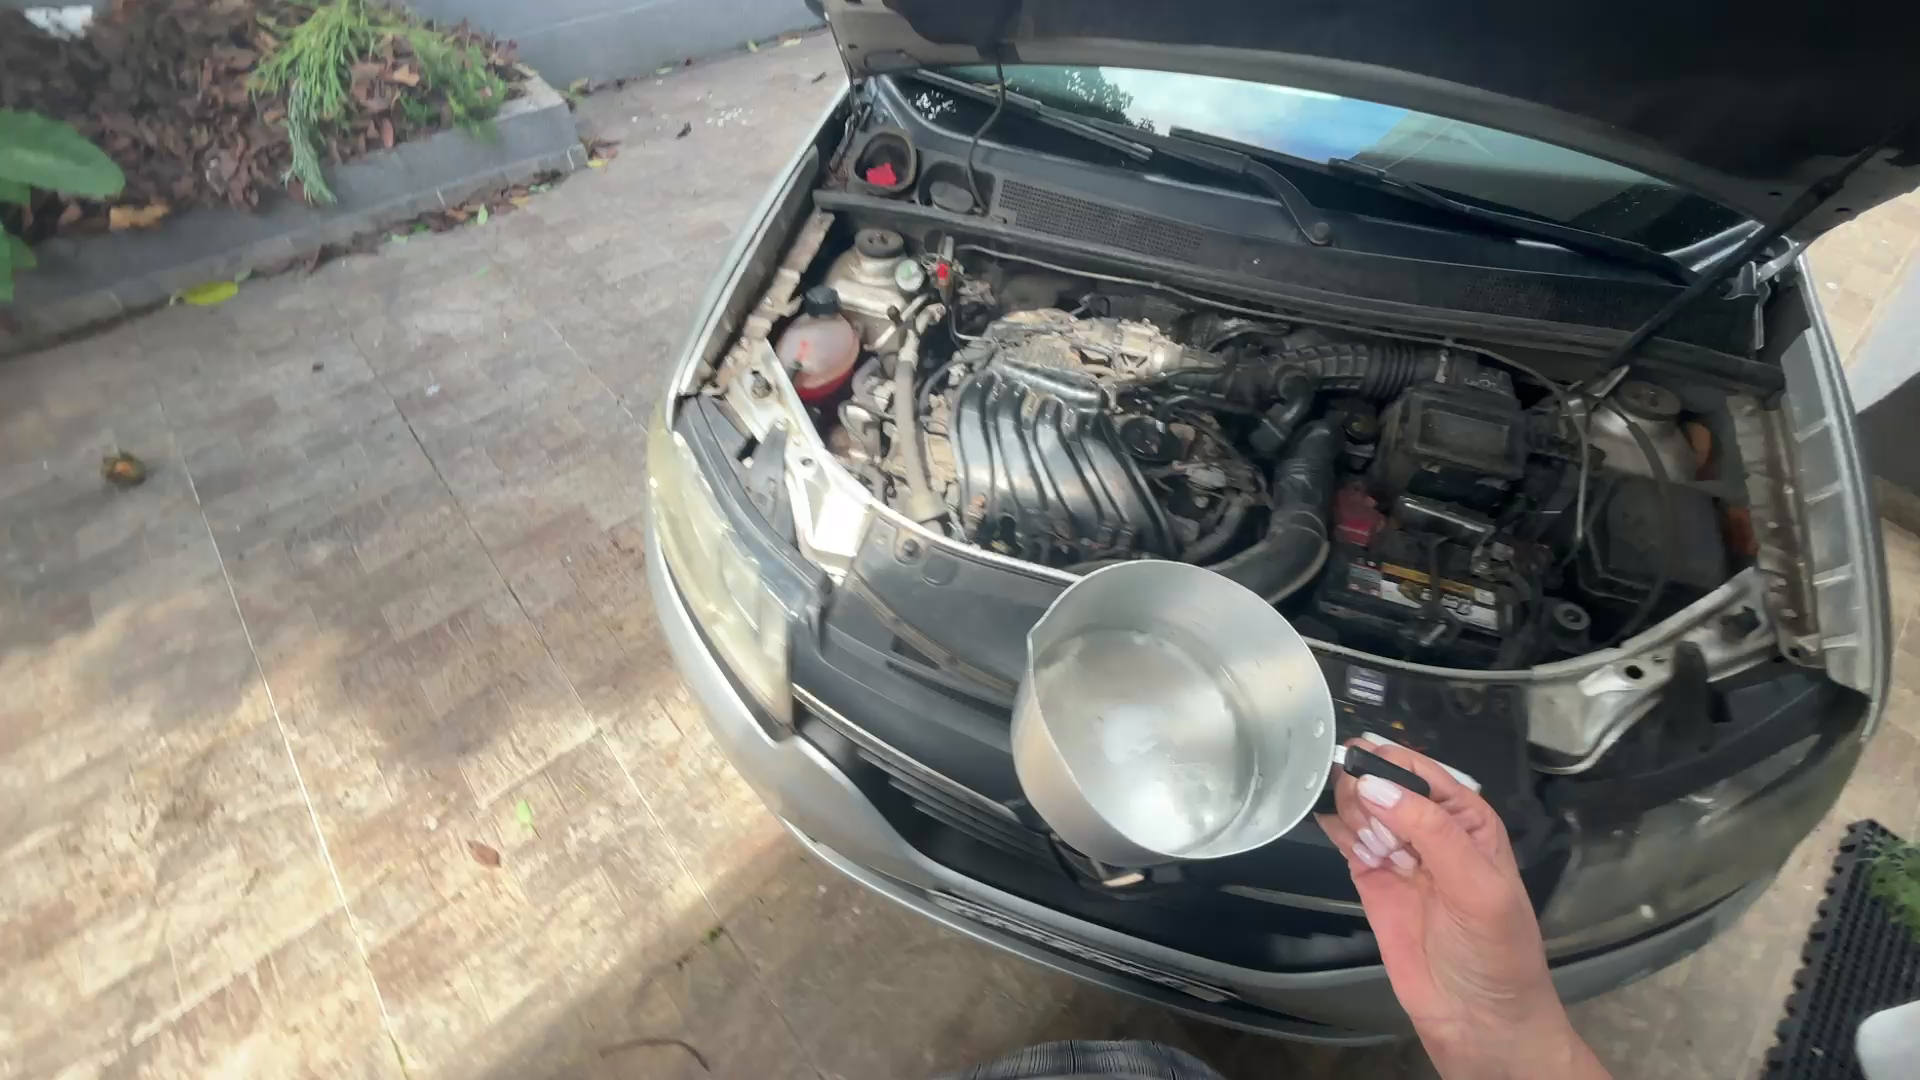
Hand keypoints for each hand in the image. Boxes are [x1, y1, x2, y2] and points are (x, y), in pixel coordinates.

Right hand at [1315, 740, 1610, 1079]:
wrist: (1476, 1021)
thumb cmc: (1495, 953)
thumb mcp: (1477, 888)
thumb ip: (1429, 830)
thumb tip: (1371, 785)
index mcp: (1463, 816)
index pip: (1414, 767)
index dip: (1384, 767)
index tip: (1362, 783)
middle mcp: (1425, 822)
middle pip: (1376, 778)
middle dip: (1366, 796)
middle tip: (1380, 838)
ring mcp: (1393, 845)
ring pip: (1354, 800)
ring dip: (1353, 816)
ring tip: (1376, 854)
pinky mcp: (1366, 868)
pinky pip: (1340, 830)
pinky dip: (1332, 825)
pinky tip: (1343, 836)